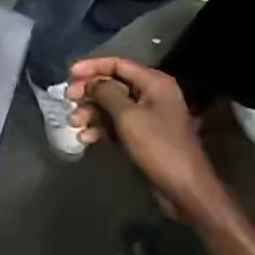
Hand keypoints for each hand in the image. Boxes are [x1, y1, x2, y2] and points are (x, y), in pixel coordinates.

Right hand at [66, 58, 224, 220]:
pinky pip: (116, 124)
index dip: (91, 66)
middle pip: (112, 84)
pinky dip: (100, 128)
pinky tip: (86, 138)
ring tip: (74, 123)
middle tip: (68, 100)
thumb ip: (105, 92)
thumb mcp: (127, 116)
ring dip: (91, 112)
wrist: (186, 190)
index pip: (118, 64)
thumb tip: (89, 83)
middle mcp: (151, 95)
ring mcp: (148, 116)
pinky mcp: (143, 136)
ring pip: (111, 105)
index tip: (69, 75)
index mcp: (154, 83)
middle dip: (89, 92)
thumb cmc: (158, 147)